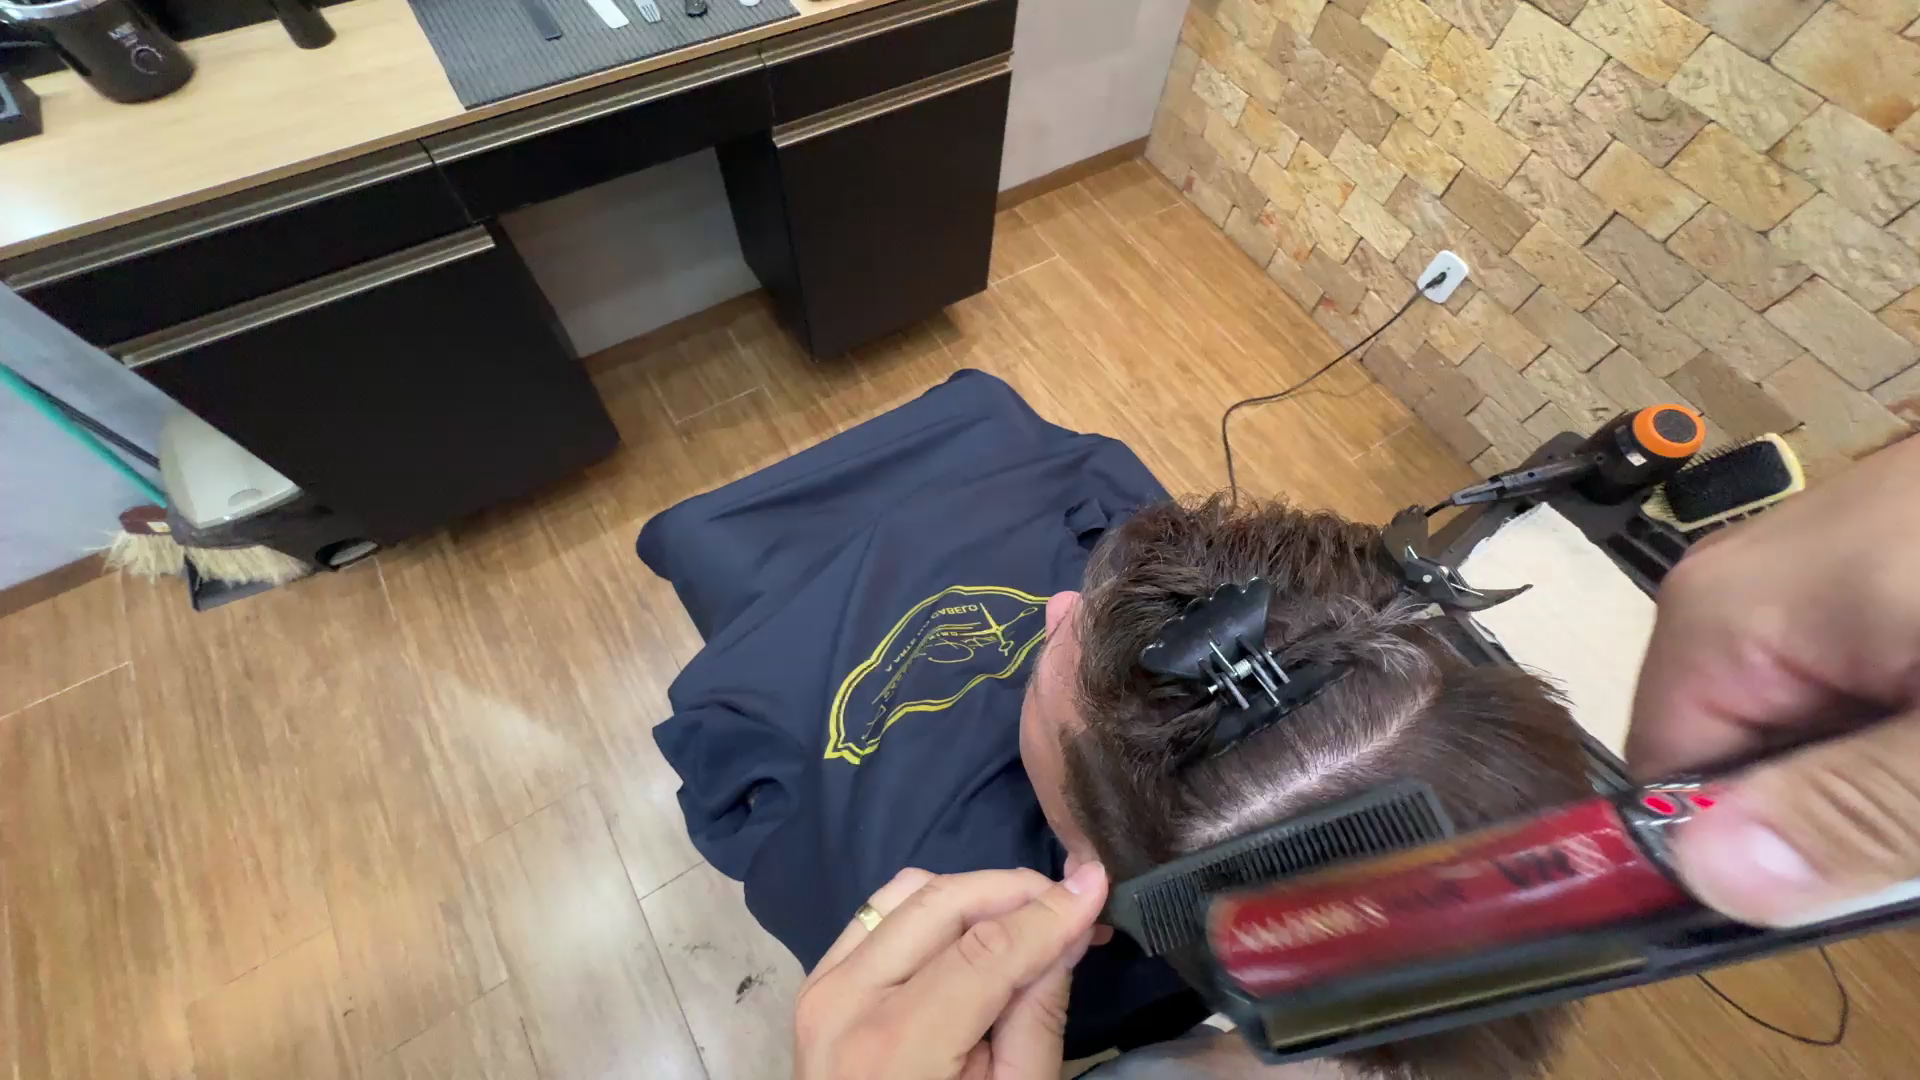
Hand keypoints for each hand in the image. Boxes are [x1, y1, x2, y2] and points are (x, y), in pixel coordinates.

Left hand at [794, 863, 1107, 1079]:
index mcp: (892, 1048)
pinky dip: (933, 902)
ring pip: (911, 890)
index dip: (1045, 913)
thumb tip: (1069, 928)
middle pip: (944, 903)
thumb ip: (1037, 1015)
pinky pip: (882, 907)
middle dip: (1015, 890)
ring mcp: (823, 981)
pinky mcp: (820, 974)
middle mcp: (846, 998)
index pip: (983, 951)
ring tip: (1025, 917)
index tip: (1095, 883)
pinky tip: (970, 925)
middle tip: (1069, 899)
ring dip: (976, 892)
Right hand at [1628, 435, 1919, 925]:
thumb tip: (1704, 875)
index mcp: (1721, 615)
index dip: (1740, 848)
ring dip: (1896, 775)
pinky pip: (1865, 676)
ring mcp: (1810, 574)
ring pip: (1818, 718)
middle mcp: (1737, 590)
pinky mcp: (1879, 568)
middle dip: (1847, 807)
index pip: (1664, 767)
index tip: (1858, 899)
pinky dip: (1914, 729)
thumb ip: (1857, 806)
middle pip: (1744, 743)